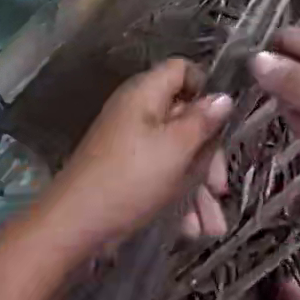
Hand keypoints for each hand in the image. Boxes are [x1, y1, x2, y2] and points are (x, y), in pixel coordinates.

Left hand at [37, 59, 232, 254]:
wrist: (74, 224)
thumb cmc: (130, 177)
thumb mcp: (175, 148)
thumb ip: (202, 121)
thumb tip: (223, 97)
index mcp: (145, 92)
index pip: (182, 70)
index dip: (206, 89)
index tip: (225, 120)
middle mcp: (138, 110)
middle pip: (185, 117)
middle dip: (208, 155)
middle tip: (220, 187)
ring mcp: (130, 140)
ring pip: (177, 153)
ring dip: (197, 188)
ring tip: (212, 227)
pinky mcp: (127, 169)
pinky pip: (161, 174)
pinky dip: (177, 198)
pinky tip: (190, 229)